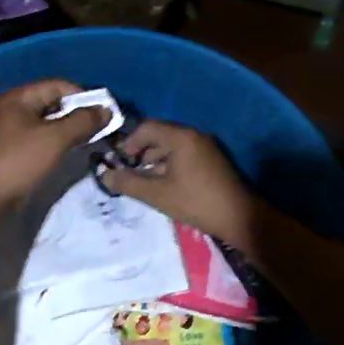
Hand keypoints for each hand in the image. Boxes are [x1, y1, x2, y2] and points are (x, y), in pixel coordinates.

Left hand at [0, 80, 106, 205]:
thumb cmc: (20, 161)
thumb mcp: (56, 138)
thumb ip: (84, 121)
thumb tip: (107, 110)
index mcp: (18, 98)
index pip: (58, 85)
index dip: (83, 95)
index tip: (105, 112)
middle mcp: (14, 109)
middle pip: (54, 102)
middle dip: (79, 112)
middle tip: (101, 127)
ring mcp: (12, 131)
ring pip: (50, 122)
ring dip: (71, 128)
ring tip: (91, 139)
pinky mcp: (15, 150)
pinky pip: (43, 137)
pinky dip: (60, 141)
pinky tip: (73, 150)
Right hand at [100, 121, 257, 251]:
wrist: (240, 217)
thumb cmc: (195, 202)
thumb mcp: (157, 194)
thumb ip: (128, 182)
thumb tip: (104, 174)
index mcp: (181, 137)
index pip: (146, 128)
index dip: (129, 143)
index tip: (119, 163)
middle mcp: (194, 135)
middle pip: (159, 135)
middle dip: (141, 152)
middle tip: (129, 173)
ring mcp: (206, 146)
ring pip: (172, 146)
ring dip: (155, 160)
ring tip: (144, 182)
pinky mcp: (212, 160)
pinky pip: (184, 154)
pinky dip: (170, 165)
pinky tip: (165, 185)